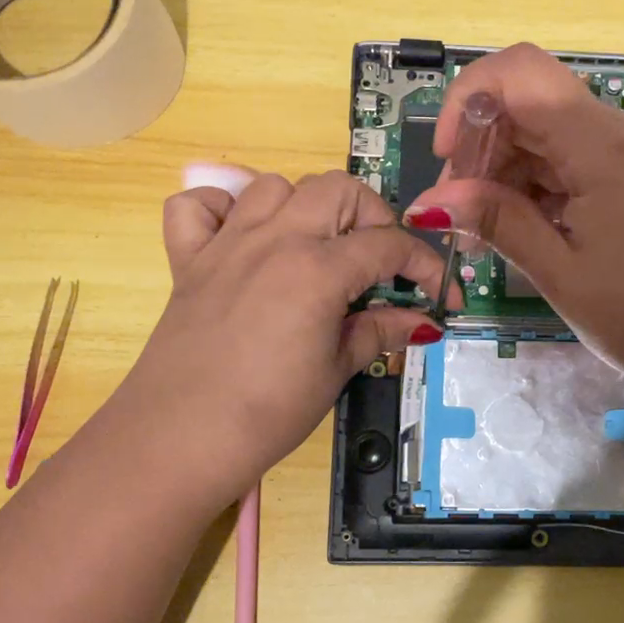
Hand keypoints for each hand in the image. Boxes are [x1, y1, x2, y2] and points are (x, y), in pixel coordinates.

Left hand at [107, 167, 450, 498]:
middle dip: (372, 217)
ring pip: (275, 186)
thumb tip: (424, 322)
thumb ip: (380, 332)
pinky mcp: (188, 259)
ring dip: (306, 208)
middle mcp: (275, 238)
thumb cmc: (270, 410)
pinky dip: (223, 209)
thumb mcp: (336, 370)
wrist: (182, 436)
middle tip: (379, 264)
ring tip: (317, 250)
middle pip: (338, 189)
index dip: (426, 265)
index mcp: (318, 268)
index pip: (388, 245)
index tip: (441, 294)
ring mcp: (227, 243)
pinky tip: (241, 239)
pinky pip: (199, 205)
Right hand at [402, 43, 623, 410]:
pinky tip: (532, 231)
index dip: (467, 102)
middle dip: (485, 149)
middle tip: (460, 218)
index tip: (448, 163)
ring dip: (513, 172)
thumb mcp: (564, 276)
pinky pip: (587, 161)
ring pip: (558, 134)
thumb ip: (499, 223)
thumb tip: (432, 201)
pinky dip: (549, 186)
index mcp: (604, 146)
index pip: (518, 72)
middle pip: (535, 104)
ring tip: (489, 236)